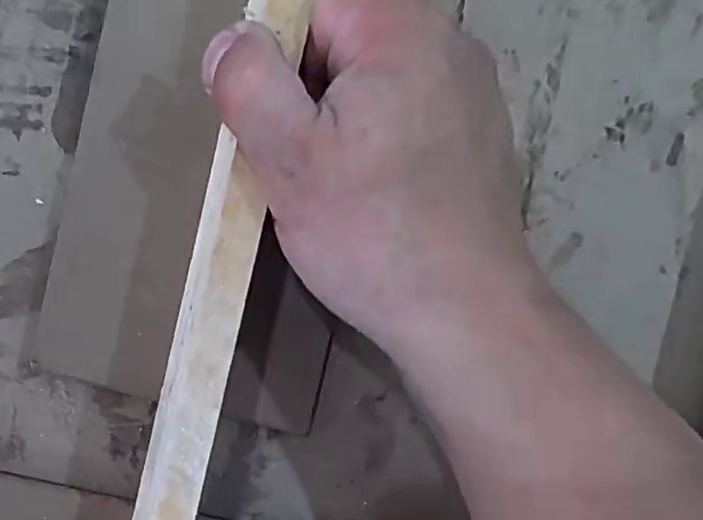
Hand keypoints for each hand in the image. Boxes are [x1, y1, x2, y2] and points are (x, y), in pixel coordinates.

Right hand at [203, 0, 541, 360]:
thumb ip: (250, 88)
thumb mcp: (290, 161)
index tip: (274, 135)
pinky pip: (406, 129)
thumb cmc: (369, 236)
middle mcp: (448, 44)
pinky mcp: (476, 143)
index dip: (277, 68)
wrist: (460, 308)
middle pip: (345, 52)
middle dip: (307, 108)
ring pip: (374, 96)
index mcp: (400, 29)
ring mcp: (471, 94)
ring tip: (335, 202)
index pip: (313, 9)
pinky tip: (374, 209)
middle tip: (300, 179)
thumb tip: (227, 41)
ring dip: (340, 139)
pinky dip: (377, 160)